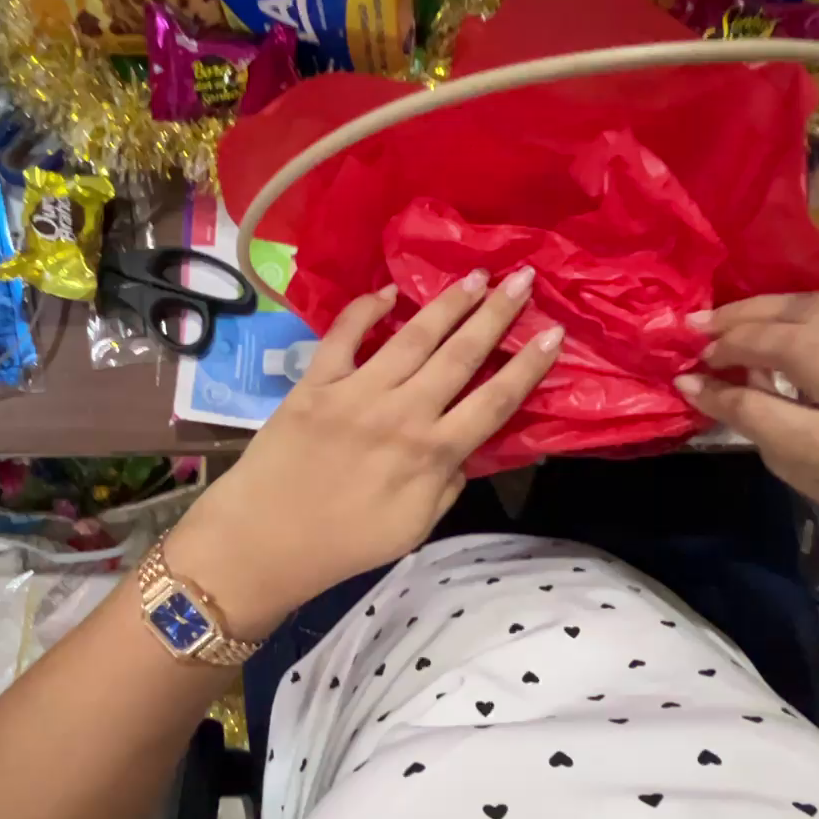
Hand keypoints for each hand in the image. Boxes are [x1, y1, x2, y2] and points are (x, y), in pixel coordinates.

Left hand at [163, 269, 562, 638]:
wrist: (264, 542)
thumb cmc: (345, 544)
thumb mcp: (414, 528)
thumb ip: (447, 485)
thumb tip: (467, 449)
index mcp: (432, 453)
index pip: (495, 401)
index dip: (529, 365)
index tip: (554, 333)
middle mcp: (402, 413)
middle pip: (461, 355)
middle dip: (497, 314)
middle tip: (523, 278)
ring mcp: (357, 392)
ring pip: (412, 336)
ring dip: (448, 303)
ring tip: (476, 275)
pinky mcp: (315, 383)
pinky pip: (343, 336)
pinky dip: (365, 309)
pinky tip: (387, 291)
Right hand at [675, 294, 818, 541]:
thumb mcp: (797, 471)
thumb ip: (753, 422)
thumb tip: (702, 381)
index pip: (762, 408)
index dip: (716, 392)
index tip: (683, 380)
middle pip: (790, 344)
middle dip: (735, 335)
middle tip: (695, 337)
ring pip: (810, 311)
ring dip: (755, 309)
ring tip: (717, 320)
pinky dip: (782, 307)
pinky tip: (755, 317)